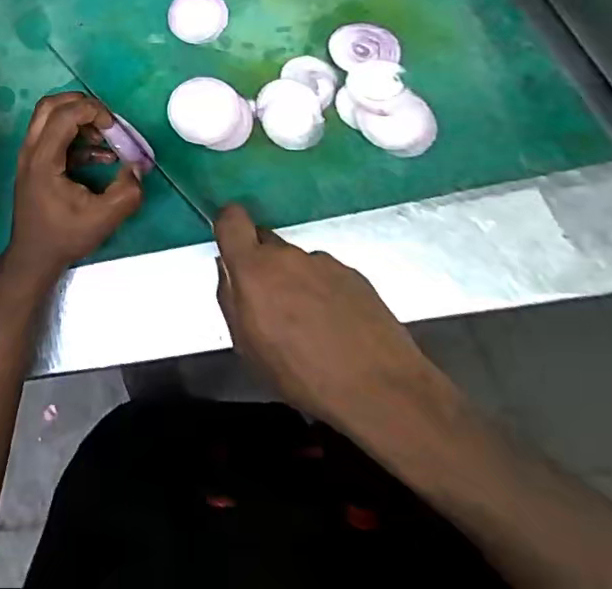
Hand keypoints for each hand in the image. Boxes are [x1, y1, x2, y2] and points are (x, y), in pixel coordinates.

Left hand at [8, 93, 142, 276]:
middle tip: (107, 120)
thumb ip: (126, 191)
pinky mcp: (36, 163)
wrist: (34, 255)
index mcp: (43, 159)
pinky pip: (54, 136)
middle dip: (82, 104)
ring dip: (79, 120)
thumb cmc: (63, 236)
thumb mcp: (103, 218)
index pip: (64, 115)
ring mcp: (30, 155)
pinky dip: (77, 137)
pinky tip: (102, 156)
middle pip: (50, 106)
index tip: (114, 127)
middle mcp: (31, 150)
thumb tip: (138, 167)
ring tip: (107, 139)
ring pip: (49, 118)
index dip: (92, 111)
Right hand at [213, 204, 448, 427]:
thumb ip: (230, 298)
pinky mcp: (358, 278)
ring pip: (297, 263)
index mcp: (254, 267)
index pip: (232, 219)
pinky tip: (337, 328)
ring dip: (296, 282)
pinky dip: (325, 294)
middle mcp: (289, 256)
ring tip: (310, 325)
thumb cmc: (301, 372)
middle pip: (266, 244)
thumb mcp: (246, 344)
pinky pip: (327, 277)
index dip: (228, 225)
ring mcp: (326, 264)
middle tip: (270, 304)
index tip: (231, 246)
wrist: (383, 392)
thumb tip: (229, 272)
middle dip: (262, 266)